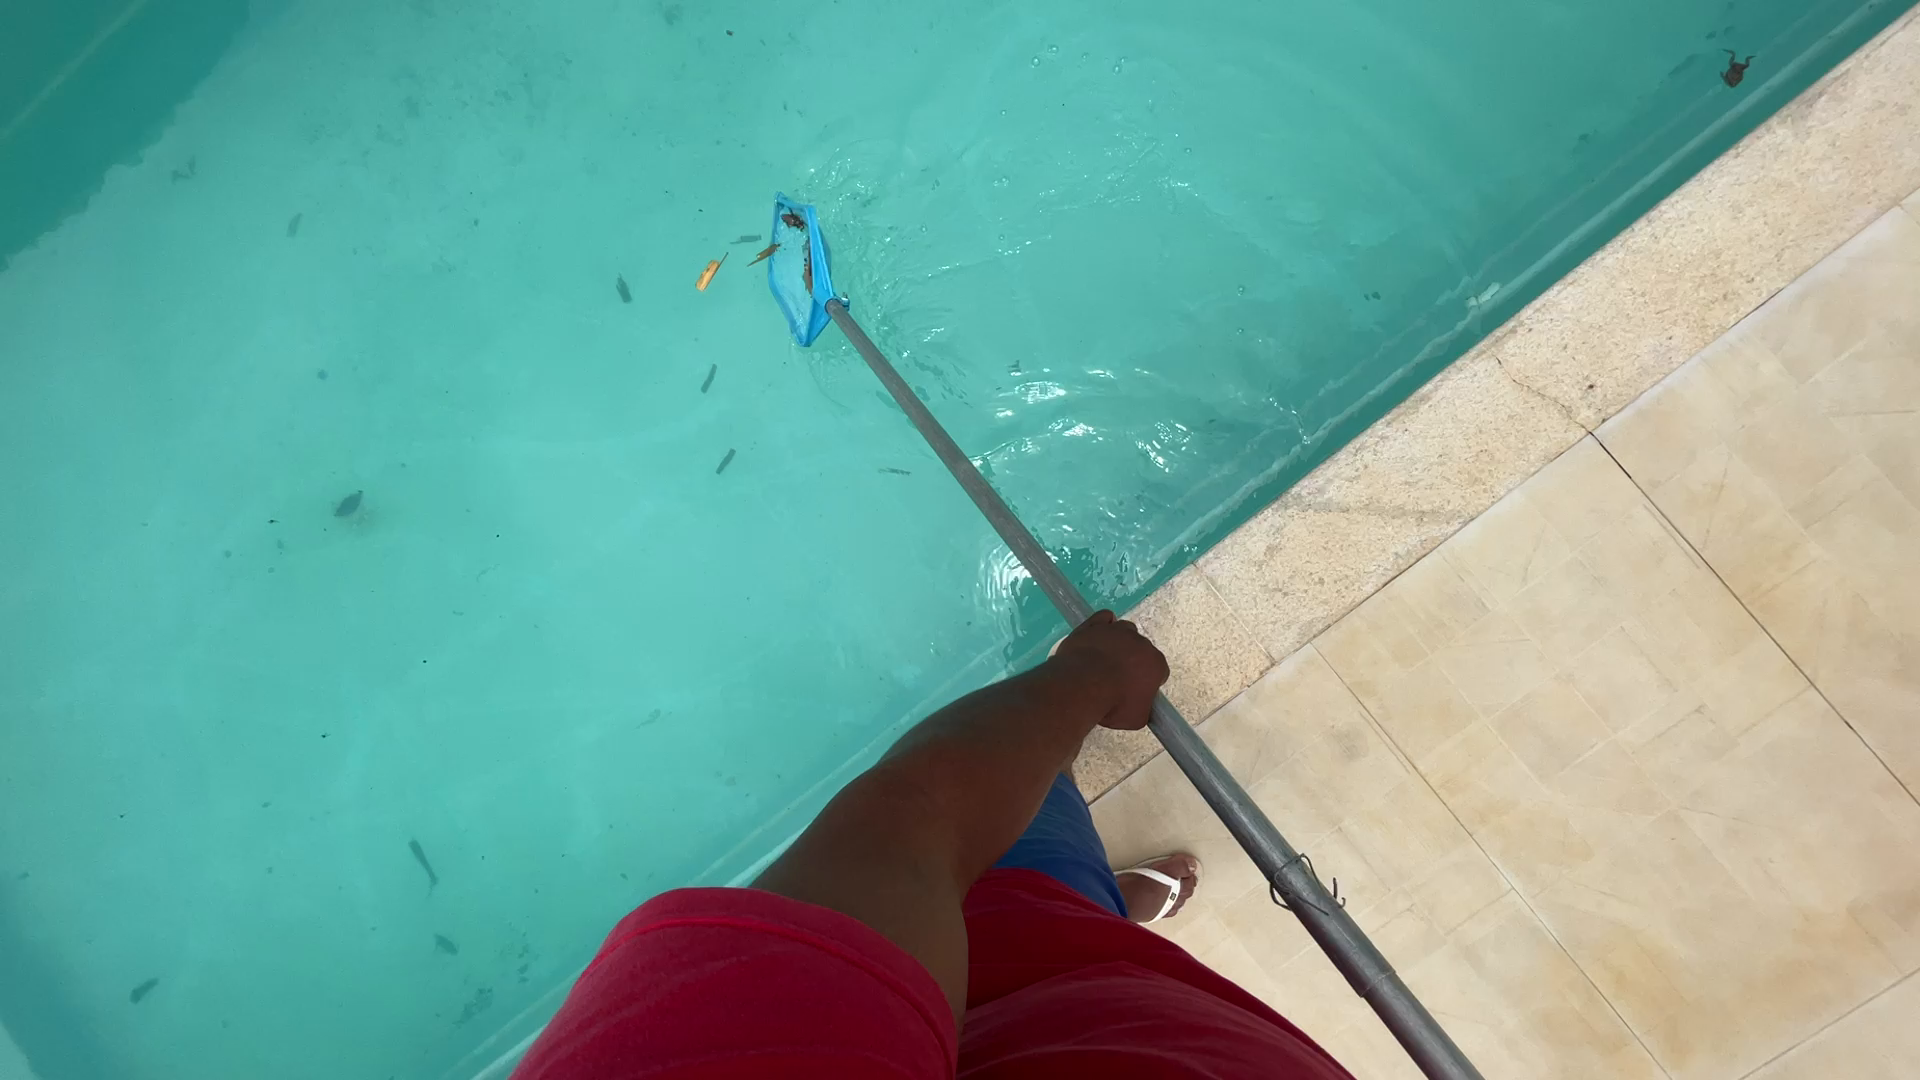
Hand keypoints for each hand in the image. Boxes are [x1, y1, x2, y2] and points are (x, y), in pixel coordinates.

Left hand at [1052, 611, 1168, 729]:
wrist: (1081, 685)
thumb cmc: (1113, 704)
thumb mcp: (1136, 718)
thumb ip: (1144, 709)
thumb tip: (1142, 708)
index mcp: (1155, 663)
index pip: (1157, 670)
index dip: (1146, 681)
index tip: (1134, 691)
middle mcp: (1140, 642)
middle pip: (1140, 649)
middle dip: (1131, 661)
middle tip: (1116, 678)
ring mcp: (1116, 630)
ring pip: (1124, 630)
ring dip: (1118, 642)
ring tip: (1103, 658)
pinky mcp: (1094, 624)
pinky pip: (1104, 617)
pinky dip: (1103, 624)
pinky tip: (1097, 634)